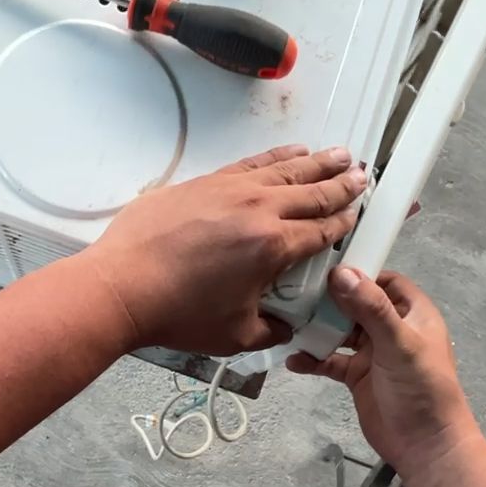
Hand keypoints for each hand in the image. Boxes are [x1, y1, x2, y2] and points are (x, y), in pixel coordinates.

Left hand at [79, 145, 366, 354]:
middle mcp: (258, 210)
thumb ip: (270, 329)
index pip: (321, 230)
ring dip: (317, 162)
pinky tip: (290, 152)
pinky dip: (276, 156)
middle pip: (311, 192)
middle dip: (341, 185)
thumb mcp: (235, 335)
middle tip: (363, 176)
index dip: (343, 223)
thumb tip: (285, 326)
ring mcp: (230, 189)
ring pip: (285, 169)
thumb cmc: (178, 315)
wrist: (122, 287)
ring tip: (340, 154)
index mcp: (273, 247)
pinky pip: (251, 163)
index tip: (357, 214)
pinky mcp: (204, 182)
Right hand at [287, 269, 480, 476]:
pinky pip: (331, 361)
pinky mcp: (357, 376)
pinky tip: (295, 360)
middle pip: (356, 303)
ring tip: (290, 322)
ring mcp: (373, 353)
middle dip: (329, 299)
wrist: (424, 445)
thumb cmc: (420, 389)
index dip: (359, 273)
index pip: (384, 280)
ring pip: (340, 331)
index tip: (324, 267)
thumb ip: (371, 309)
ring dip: (318, 328)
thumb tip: (340, 273)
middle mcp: (392, 328)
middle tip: (295, 291)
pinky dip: (314, 359)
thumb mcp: (398, 344)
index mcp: (412, 313)